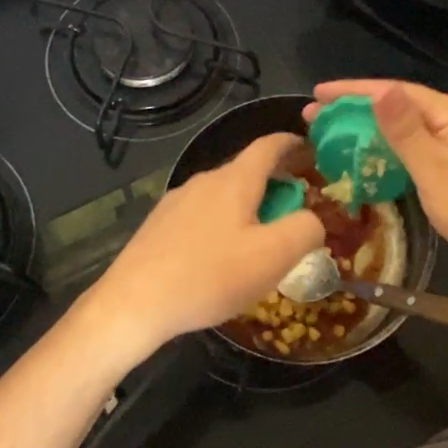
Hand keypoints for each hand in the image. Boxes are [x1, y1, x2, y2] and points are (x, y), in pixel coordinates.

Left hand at [82, 132, 324, 358]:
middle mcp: (202, 182)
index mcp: (234, 180)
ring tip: (261, 236)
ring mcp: (175, 202)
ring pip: (222, 195)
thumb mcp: (274, 256)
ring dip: (247, 206)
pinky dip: (223, 223)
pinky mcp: (158, 227)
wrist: (135, 303)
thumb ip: (305, 229)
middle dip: (274, 182)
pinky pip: (201, 215)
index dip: (292, 144)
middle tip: (296, 206)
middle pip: (245, 171)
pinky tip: (222, 257)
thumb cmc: (210, 276)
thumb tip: (313, 219)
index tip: (311, 151)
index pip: (268, 146)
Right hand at [304, 81, 447, 287]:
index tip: (316, 93)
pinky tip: (366, 163)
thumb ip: (406, 131)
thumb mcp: (436, 170)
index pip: (394, 92)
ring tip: (331, 137)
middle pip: (398, 107)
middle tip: (314, 118)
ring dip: (368, 132)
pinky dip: (387, 154)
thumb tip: (381, 90)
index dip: (353, 90)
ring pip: (405, 131)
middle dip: (356, 110)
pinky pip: (414, 153)